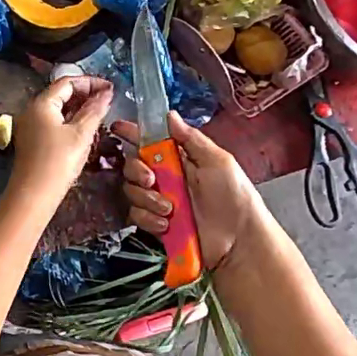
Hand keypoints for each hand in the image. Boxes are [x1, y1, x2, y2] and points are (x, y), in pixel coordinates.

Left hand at [10, 75, 113, 198]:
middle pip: (60, 94)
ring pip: (57, 109)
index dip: (90, 82)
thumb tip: (106, 93)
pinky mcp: (32, 140)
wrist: (34, 194)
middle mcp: (32, 110)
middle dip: (85, 94)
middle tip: (108, 100)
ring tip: (100, 113)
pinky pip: (53, 122)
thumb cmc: (58, 161)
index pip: (67, 82)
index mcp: (41, 103)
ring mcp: (30, 126)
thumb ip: (94, 110)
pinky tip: (84, 129)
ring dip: (78, 108)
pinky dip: (69, 121)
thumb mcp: (81, 134)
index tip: (110, 88)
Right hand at [113, 112, 271, 270]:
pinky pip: (137, 215)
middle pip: (132, 166)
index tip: (118, 129)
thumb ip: (191, 138)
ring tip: (170, 209)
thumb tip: (170, 115)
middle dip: (137, 171)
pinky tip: (166, 224)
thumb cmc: (234, 196)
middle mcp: (165, 177)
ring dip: (148, 199)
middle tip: (151, 180)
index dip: (132, 133)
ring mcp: (158, 201)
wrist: (238, 240)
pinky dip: (149, 219)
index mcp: (179, 158)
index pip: (149, 141)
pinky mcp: (155, 223)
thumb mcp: (218, 161)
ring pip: (132, 192)